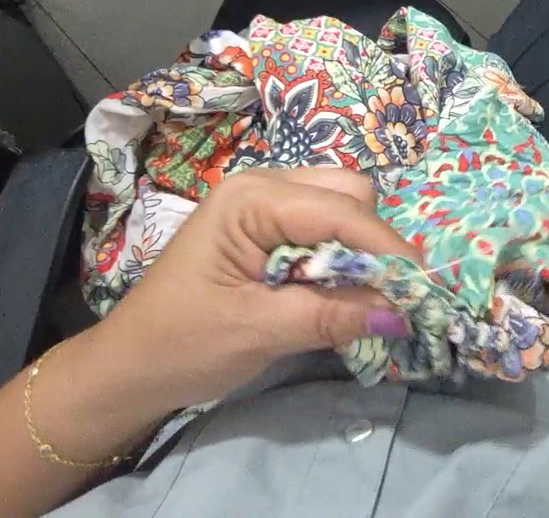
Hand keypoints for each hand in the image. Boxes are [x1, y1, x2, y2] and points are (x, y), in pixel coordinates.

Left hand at [95, 167, 422, 413]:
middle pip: (346, 191)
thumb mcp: (258, 332)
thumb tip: (401, 311)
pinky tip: (332, 285)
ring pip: (340, 202)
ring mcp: (265, 200)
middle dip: (372, 239)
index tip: (421, 284)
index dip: (384, 246)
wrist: (127, 366)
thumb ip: (331, 316)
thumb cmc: (182, 344)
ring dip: (358, 245)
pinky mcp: (268, 223)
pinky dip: (340, 251)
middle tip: (381, 292)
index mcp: (252, 199)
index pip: (339, 210)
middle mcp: (262, 183)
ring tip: (353, 293)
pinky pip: (323, 222)